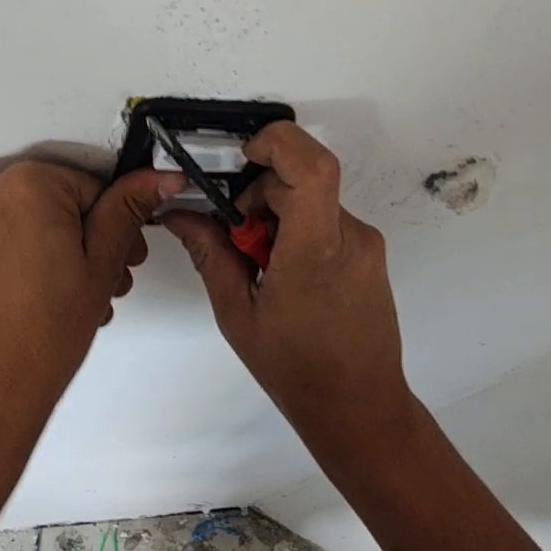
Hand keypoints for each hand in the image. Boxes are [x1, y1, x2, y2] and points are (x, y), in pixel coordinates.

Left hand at [0, 161, 184, 459]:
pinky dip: (28, 267)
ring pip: (31, 227)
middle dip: (91, 241)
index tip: (127, 252)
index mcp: (27, 185)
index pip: (95, 186)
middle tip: (109, 281)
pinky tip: (47, 307)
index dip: (120, 223)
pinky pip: (2, 246)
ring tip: (80, 303)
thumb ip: (129, 212)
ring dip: (62, 257)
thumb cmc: (32, 343)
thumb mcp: (102, 267)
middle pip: (60, 204)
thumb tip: (156, 181)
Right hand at [161, 123, 410, 442]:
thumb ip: (210, 254)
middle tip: (240, 239)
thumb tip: (180, 215)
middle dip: (262, 194)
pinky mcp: (370, 252)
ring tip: (264, 266)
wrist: (361, 407)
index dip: (276, 143)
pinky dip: (299, 229)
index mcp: (314, 251)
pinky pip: (327, 218)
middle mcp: (349, 237)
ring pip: (313, 198)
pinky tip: (286, 274)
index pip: (311, 167)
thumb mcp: (238, 314)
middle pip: (301, 179)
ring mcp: (365, 243)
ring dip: (279, 214)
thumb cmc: (297, 370)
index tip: (244, 158)